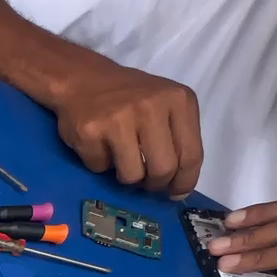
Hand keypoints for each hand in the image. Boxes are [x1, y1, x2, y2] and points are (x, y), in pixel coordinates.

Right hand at [49, 58, 202, 196]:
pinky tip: (98, 147)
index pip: (191, 153)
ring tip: (120, 162)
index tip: (177, 194)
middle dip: (154, 185)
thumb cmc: (128, 97)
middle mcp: (153, 109)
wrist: (85, 81)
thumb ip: (174, 136)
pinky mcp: (91, 133)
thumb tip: (175, 182)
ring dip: (125, 177)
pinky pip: (100, 167)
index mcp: (179, 102)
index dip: (185, 181)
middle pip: (162, 169)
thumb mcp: (163, 107)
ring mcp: (120, 121)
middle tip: (146, 185)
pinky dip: (99, 164)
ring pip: (131, 174)